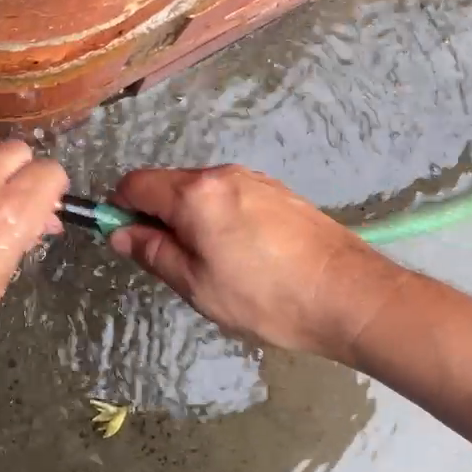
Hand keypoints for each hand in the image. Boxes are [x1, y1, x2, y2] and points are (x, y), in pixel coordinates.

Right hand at [107, 166, 408, 362]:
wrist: (352, 297)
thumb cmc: (266, 297)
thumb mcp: (196, 285)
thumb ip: (152, 253)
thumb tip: (119, 233)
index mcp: (194, 194)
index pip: (135, 184)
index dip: (120, 210)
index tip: (128, 242)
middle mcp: (221, 175)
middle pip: (168, 185)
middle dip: (157, 216)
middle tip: (174, 262)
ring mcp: (254, 180)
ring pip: (200, 192)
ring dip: (190, 218)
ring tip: (215, 264)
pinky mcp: (279, 192)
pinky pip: (230, 196)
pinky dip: (220, 218)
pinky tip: (244, 255)